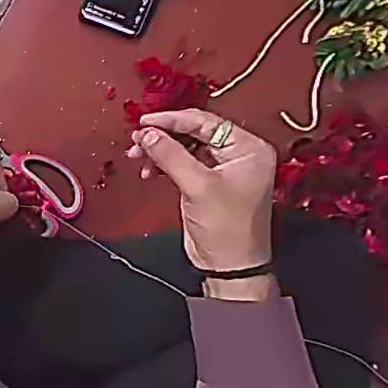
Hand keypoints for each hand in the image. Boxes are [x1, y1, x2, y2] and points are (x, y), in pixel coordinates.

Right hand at [128, 110, 276, 295]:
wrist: (230, 267)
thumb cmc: (227, 228)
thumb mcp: (198, 187)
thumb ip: (171, 155)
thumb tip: (146, 132)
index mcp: (249, 148)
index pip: (206, 122)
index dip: (172, 120)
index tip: (145, 121)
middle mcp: (239, 153)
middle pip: (195, 132)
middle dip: (164, 135)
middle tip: (138, 139)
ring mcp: (224, 167)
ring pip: (186, 146)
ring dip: (161, 149)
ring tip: (138, 155)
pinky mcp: (210, 181)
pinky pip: (185, 162)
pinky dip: (165, 163)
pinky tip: (149, 169)